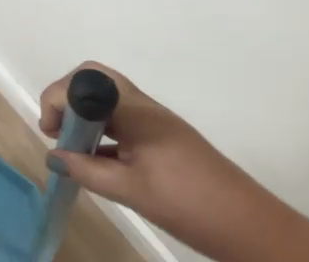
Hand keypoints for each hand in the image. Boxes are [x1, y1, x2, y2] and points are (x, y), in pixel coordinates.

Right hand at [39, 62, 308, 261]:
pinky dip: (103, 131)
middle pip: (96, 79)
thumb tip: (53, 157)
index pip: (85, 80)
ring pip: (109, 100)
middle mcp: (146, 107)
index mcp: (137, 112)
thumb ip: (87, 171)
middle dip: (68, 98)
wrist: (256, 230)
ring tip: (75, 148)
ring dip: (85, 115)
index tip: (52, 132)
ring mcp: (158, 122)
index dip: (58, 99)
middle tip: (59, 130)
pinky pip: (123, 120)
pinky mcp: (166, 139)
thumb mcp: (132, 192)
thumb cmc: (191, 205)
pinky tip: (100, 160)